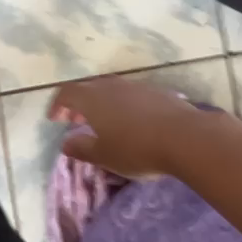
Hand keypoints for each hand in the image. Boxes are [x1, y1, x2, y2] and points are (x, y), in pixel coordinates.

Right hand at [48, 77, 201, 178]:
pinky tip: (134, 121)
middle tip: (77, 120)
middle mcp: (111, 86)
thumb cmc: (136, 148)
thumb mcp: (104, 155)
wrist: (185, 137)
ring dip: (102, 102)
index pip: (66, 92)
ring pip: (111, 89)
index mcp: (92, 98)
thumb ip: (82, 148)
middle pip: (88, 87)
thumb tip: (65, 143)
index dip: (58, 104)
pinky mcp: (157, 91)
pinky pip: (132, 94)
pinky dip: (124, 104)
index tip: (55, 119)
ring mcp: (135, 86)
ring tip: (105, 122)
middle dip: (79, 102)